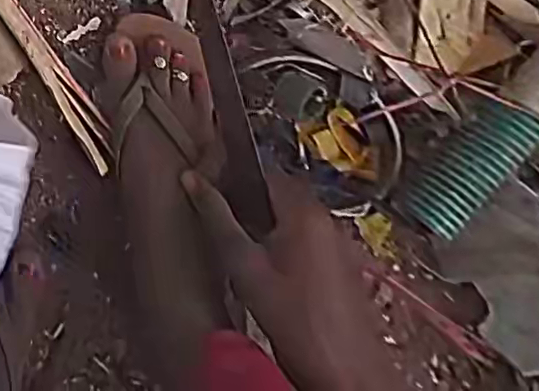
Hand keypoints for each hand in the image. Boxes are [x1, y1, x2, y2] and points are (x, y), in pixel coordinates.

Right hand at [183, 169, 399, 390]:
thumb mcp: (243, 264)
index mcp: (303, 210)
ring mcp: (338, 243)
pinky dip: (279, 239)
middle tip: (215, 213)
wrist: (349, 378)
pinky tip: (262, 264)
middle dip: (243, 198)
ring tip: (234, 240)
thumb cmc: (293, 317)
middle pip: (274, 191)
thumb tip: (189, 176)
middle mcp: (326, 219)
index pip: (259, 169)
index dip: (228, 172)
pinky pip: (302, 236)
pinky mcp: (342, 266)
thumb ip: (216, 215)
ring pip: (287, 215)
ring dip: (260, 220)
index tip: (204, 183)